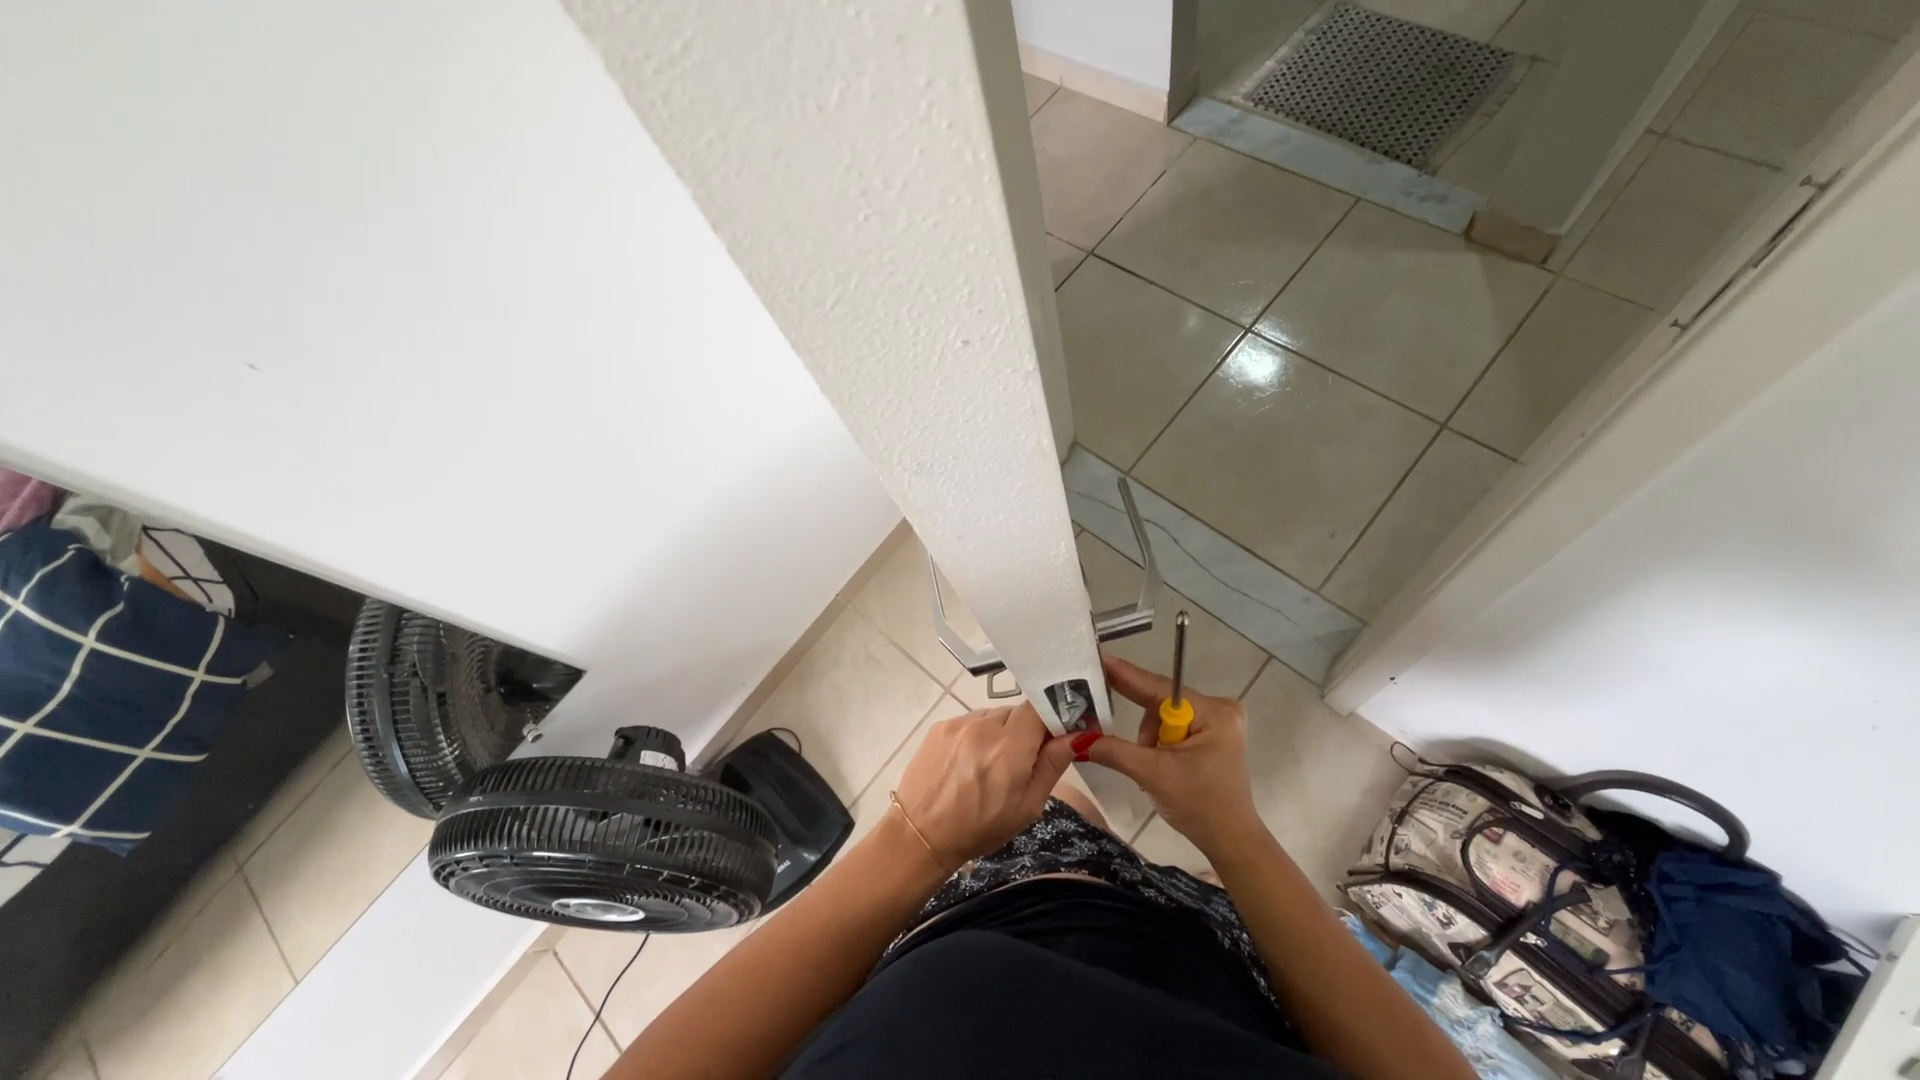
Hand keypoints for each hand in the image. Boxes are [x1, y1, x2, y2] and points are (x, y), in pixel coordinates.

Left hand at [891, 703, 1075, 869]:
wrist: (921, 835)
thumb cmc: (980, 828)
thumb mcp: (1027, 806)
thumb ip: (1053, 764)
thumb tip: (1078, 734)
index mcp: (1010, 746)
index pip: (1041, 706)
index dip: (1052, 717)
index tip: (1056, 737)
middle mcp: (984, 725)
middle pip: (1018, 711)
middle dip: (1026, 730)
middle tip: (1021, 762)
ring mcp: (958, 723)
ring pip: (994, 715)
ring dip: (1001, 732)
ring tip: (991, 765)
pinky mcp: (940, 726)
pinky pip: (971, 721)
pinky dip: (978, 735)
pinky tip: (970, 763)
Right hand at [1085, 654, 1263, 855]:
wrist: (1229, 839)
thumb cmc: (1199, 806)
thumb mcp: (1152, 774)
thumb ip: (1113, 750)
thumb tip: (1074, 738)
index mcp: (1214, 712)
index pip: (1159, 688)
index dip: (1125, 675)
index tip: (1097, 658)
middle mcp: (1220, 708)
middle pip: (1161, 701)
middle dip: (1140, 723)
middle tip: (1099, 710)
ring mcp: (1218, 721)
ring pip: (1164, 715)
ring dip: (1149, 738)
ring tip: (1150, 767)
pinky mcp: (1212, 734)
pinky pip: (1173, 726)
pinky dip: (1159, 742)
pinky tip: (1158, 762)